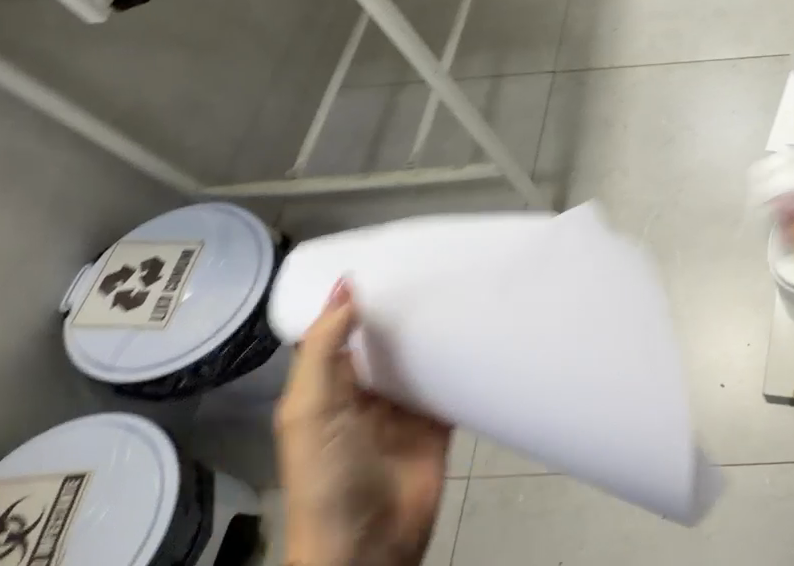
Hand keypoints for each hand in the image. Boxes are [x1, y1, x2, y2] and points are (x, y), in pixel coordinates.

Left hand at [276, 281, 451, 565]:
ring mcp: (401, 410)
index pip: (338, 334)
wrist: (368, 546)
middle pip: (384, 342)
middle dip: (402, 310)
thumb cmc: (327, 477)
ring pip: (420, 358)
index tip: (383, 257)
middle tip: (435, 260)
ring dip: (435, 332)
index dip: (353, 300)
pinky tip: (483, 330)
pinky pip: (452, 384)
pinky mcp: (436, 424)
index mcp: (325, 389)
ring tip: (463, 284)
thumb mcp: (310, 410)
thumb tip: (346, 283)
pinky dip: (465, 362)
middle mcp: (363, 394)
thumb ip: (325, 348)